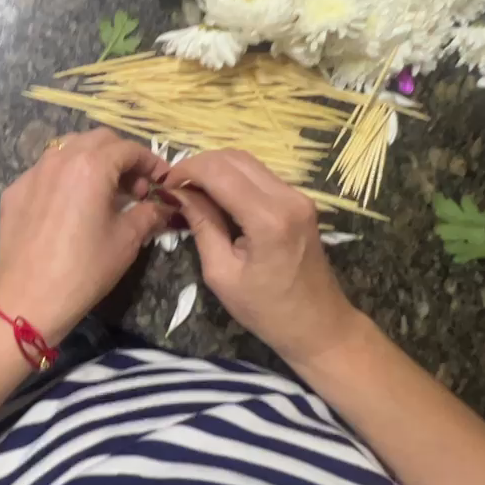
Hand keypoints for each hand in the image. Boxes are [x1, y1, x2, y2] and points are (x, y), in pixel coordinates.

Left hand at [0, 129, 172, 342]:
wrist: (29, 298)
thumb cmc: (84, 269)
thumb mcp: (126, 240)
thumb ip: (149, 213)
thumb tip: (163, 205)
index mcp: (91, 165)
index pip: (129, 148)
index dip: (150, 162)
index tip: (161, 181)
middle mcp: (60, 158)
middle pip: (99, 140)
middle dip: (122, 157)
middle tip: (135, 187)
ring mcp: (33, 172)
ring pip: (68, 149)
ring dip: (92, 161)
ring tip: (104, 191)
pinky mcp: (15, 189)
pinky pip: (46, 171)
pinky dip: (65, 177)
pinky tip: (70, 205)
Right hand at [165, 150, 361, 364]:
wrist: (319, 326)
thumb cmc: (267, 311)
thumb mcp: (222, 274)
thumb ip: (202, 225)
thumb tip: (179, 193)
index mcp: (268, 219)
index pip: (218, 172)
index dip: (187, 171)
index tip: (165, 185)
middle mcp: (287, 197)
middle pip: (233, 158)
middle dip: (199, 166)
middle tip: (175, 187)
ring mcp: (298, 196)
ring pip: (247, 161)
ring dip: (215, 169)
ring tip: (192, 190)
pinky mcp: (299, 201)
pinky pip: (259, 175)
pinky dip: (233, 177)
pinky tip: (216, 195)